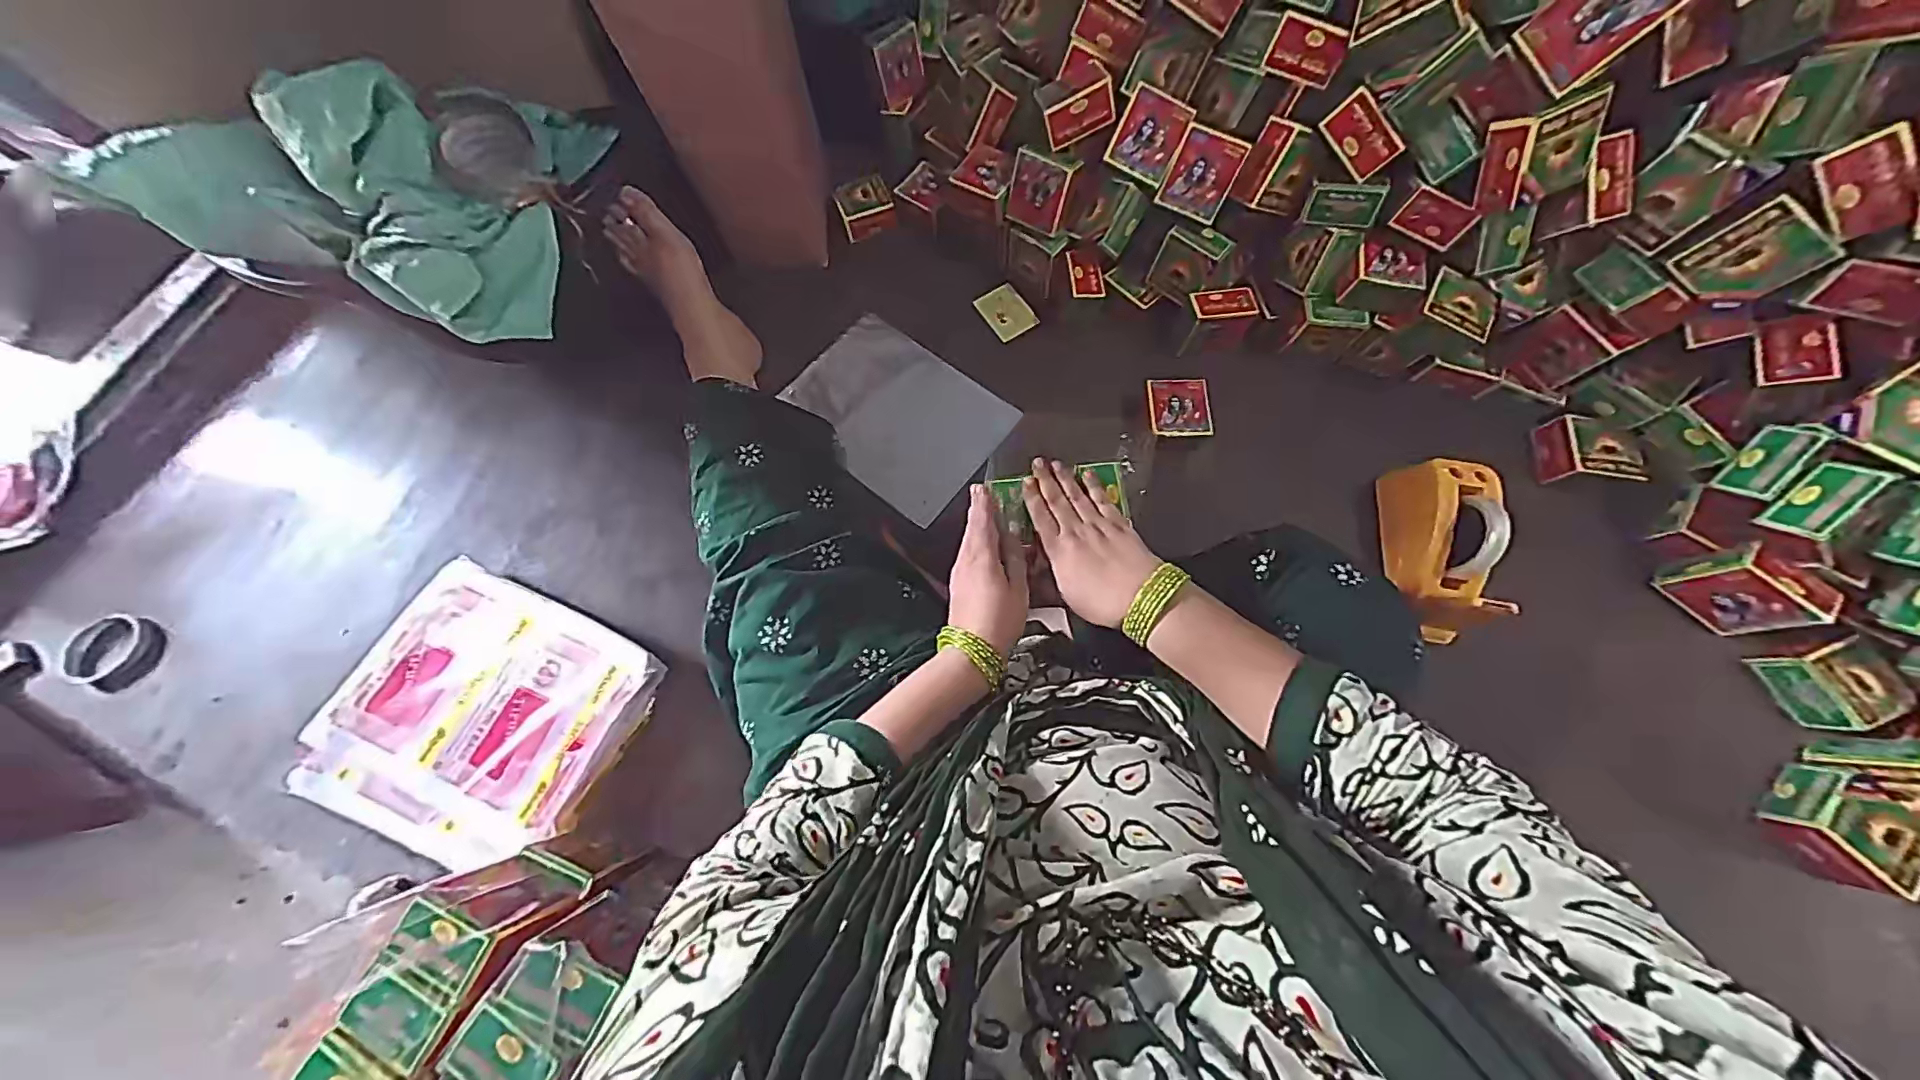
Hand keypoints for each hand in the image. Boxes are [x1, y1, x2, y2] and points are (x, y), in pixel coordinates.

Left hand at [602, 186, 707, 307]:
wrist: (691, 306)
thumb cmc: (680, 269)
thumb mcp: (664, 233)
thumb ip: (646, 212)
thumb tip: (625, 191)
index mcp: (639, 242)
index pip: (624, 222)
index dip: (621, 210)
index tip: (617, 198)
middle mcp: (639, 258)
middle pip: (624, 240)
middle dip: (616, 227)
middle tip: (607, 217)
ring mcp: (649, 275)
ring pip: (629, 255)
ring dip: (621, 244)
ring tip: (613, 236)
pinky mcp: (660, 288)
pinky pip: (640, 270)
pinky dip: (633, 263)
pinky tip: (636, 265)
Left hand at [948, 484, 1030, 654]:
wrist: (972, 651)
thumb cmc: (998, 622)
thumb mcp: (1018, 587)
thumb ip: (1015, 558)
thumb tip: (1013, 537)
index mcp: (982, 555)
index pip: (982, 519)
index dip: (984, 502)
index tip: (985, 488)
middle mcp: (966, 560)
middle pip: (972, 527)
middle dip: (978, 510)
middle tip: (983, 495)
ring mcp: (959, 572)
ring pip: (968, 541)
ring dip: (977, 527)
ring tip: (985, 517)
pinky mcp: (958, 585)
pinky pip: (967, 555)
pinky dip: (975, 544)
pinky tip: (983, 548)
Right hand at [1024, 459, 1162, 628]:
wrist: (1141, 596)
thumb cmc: (1102, 603)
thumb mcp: (1066, 596)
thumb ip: (1051, 575)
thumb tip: (1038, 568)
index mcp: (1059, 551)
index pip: (1040, 519)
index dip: (1031, 499)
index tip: (1025, 483)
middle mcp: (1076, 532)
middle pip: (1057, 501)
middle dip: (1045, 480)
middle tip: (1037, 464)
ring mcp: (1098, 525)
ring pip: (1077, 496)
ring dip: (1065, 478)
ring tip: (1056, 464)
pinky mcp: (1119, 524)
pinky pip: (1102, 500)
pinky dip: (1094, 485)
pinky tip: (1087, 474)